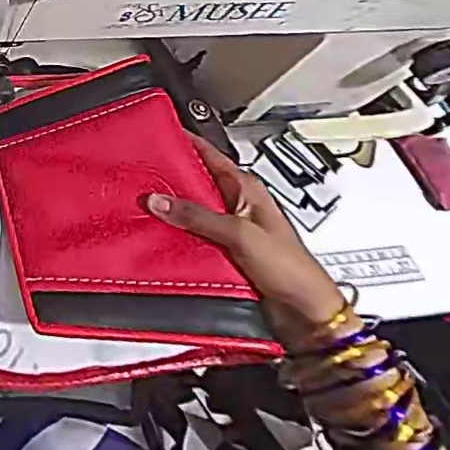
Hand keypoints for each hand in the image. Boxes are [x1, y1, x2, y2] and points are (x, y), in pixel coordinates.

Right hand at [144, 134, 346, 336]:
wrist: (306, 315)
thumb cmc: (291, 269)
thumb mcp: (240, 234)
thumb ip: (197, 215)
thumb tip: (159, 200)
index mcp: (245, 187)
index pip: (208, 153)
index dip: (184, 141)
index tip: (159, 134)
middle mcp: (235, 203)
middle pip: (194, 181)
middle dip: (169, 179)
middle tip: (142, 175)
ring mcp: (229, 227)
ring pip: (190, 210)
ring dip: (171, 211)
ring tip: (146, 206)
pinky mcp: (223, 250)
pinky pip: (192, 235)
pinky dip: (177, 235)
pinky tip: (160, 235)